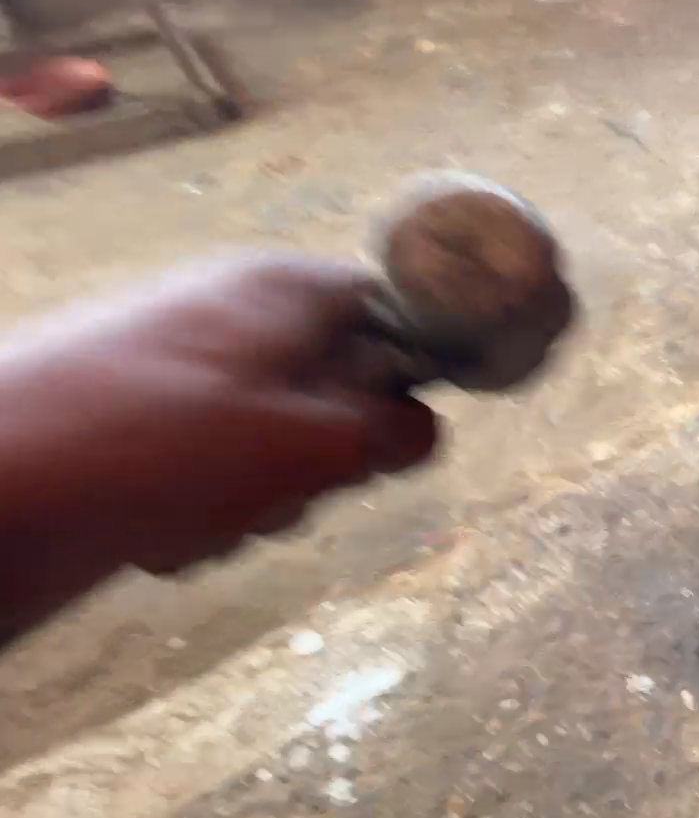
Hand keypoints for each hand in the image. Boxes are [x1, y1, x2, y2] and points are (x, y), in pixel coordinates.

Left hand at [0, 252, 437, 627]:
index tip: (408, 420)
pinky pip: (238, 464)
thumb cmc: (156, 449)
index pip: (399, 310)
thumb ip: (403, 432)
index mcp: (284, 292)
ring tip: (224, 508)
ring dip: (284, 489)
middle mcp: (242, 320)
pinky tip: (178, 525)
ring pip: (300, 436)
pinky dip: (226, 503)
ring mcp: (194, 375)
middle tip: (309, 474)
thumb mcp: (322, 443)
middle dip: (343, 449)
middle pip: (355, 384)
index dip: (421, 366)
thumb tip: (425, 428)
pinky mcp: (154, 428)